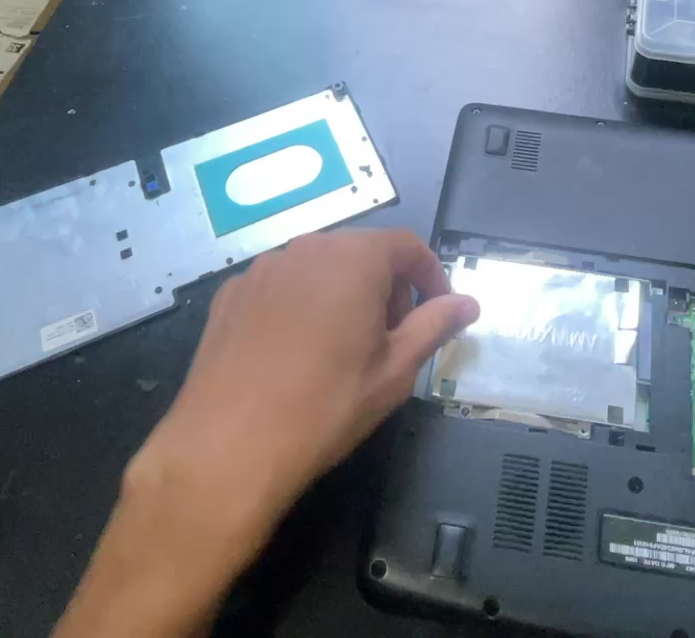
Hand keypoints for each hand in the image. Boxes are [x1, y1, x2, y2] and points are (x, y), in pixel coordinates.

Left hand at [53, 230, 476, 637]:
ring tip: (343, 348)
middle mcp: (307, 248)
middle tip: (392, 338)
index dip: (430, 275)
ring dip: (343, 293)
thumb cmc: (325, 407)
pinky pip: (282, 285)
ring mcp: (262, 269)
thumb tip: (468, 303)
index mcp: (354, 258)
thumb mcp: (394, 371)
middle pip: (362, 252)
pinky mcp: (230, 294)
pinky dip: (301, 304)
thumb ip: (434, 326)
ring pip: (319, 268)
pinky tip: (295, 353)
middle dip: (387, 286)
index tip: (437, 311)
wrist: (226, 448)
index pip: (407, 246)